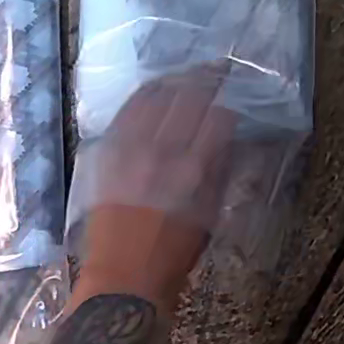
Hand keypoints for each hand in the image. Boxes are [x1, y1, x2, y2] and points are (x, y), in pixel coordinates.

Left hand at [77, 68, 236, 295]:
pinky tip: (156, 87)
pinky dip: (144, 94)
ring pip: (155, 97)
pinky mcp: (107, 154)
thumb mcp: (212, 212)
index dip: (229, 97)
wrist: (124, 276)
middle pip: (187, 99)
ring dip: (176, 79)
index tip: (236, 88)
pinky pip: (126, 111)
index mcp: (194, 172)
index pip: (217, 117)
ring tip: (189, 72)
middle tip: (218, 67)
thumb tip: (231, 136)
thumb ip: (222, 169)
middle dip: (206, 78)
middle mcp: (162, 154)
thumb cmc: (177, 251)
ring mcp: (130, 151)